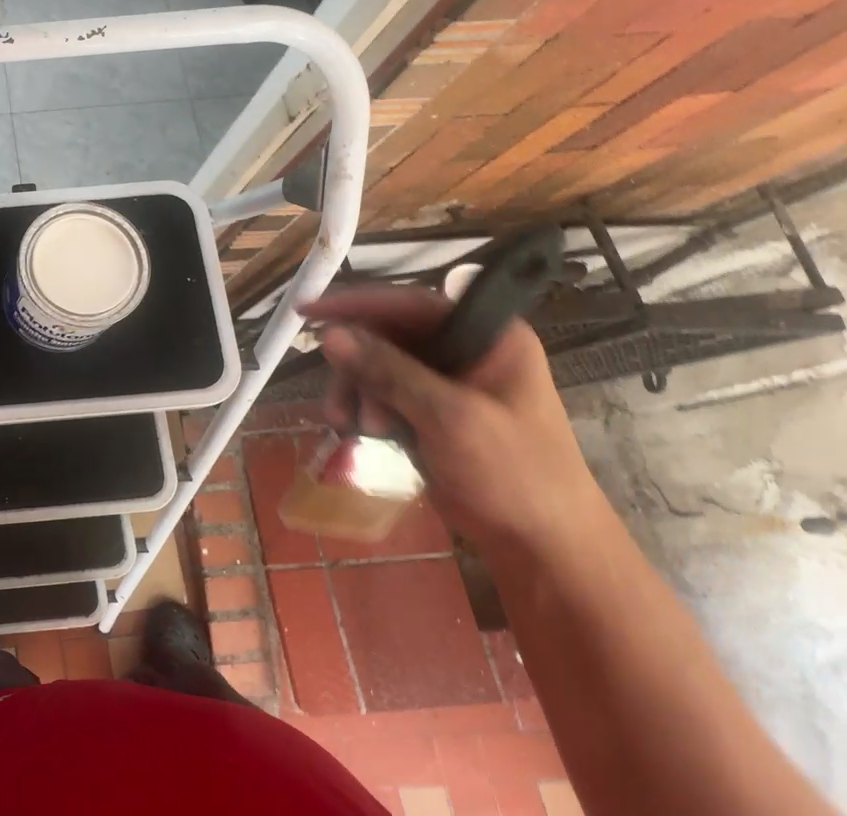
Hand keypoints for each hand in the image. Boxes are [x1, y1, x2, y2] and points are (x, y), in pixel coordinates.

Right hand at [300, 287, 604, 554]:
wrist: (539, 542)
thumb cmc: (512, 473)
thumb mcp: (449, 417)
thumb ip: (388, 371)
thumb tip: (330, 335)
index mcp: (490, 338)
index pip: (412, 304)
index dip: (358, 304)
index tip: (308, 312)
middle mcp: (467, 352)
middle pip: (387, 336)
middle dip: (357, 367)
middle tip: (341, 403)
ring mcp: (447, 384)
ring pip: (377, 367)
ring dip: (357, 393)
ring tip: (352, 427)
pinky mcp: (430, 413)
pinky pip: (381, 395)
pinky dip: (365, 410)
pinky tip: (361, 434)